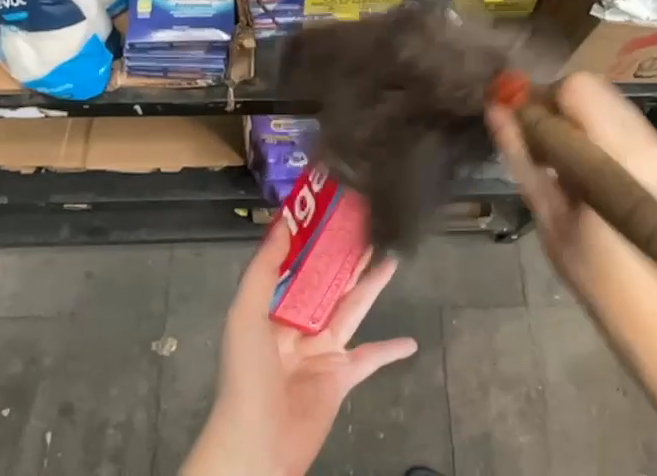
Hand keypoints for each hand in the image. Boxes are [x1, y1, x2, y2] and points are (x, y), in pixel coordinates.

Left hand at [181, 223, 418, 475]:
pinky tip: (410, 342)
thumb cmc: (248, 372)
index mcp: (271, 311)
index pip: (295, 269)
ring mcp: (322, 352)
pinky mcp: (341, 378)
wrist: (258, 441)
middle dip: (346, 259)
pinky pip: (370, 359)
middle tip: (368, 229)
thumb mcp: (246, 314)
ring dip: (371, 286)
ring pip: (351, 310)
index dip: (312, 243)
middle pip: (328, 285)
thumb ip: (264, 270)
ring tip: (392, 259)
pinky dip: (390, 351)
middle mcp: (298, 328)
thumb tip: (282, 225)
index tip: (330, 215)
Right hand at [486, 73, 656, 307]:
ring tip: (551, 150)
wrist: (646, 300)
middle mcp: (643, 138)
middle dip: (553, 102)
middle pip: (589, 87)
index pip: (575, 89)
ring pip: (602, 98)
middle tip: (529, 134)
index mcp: (617, 153)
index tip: (515, 118)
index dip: (539, 98)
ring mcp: (656, 143)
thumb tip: (494, 108)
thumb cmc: (590, 264)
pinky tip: (575, 158)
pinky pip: (615, 116)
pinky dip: (588, 124)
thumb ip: (521, 153)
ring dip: (570, 113)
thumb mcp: (545, 209)